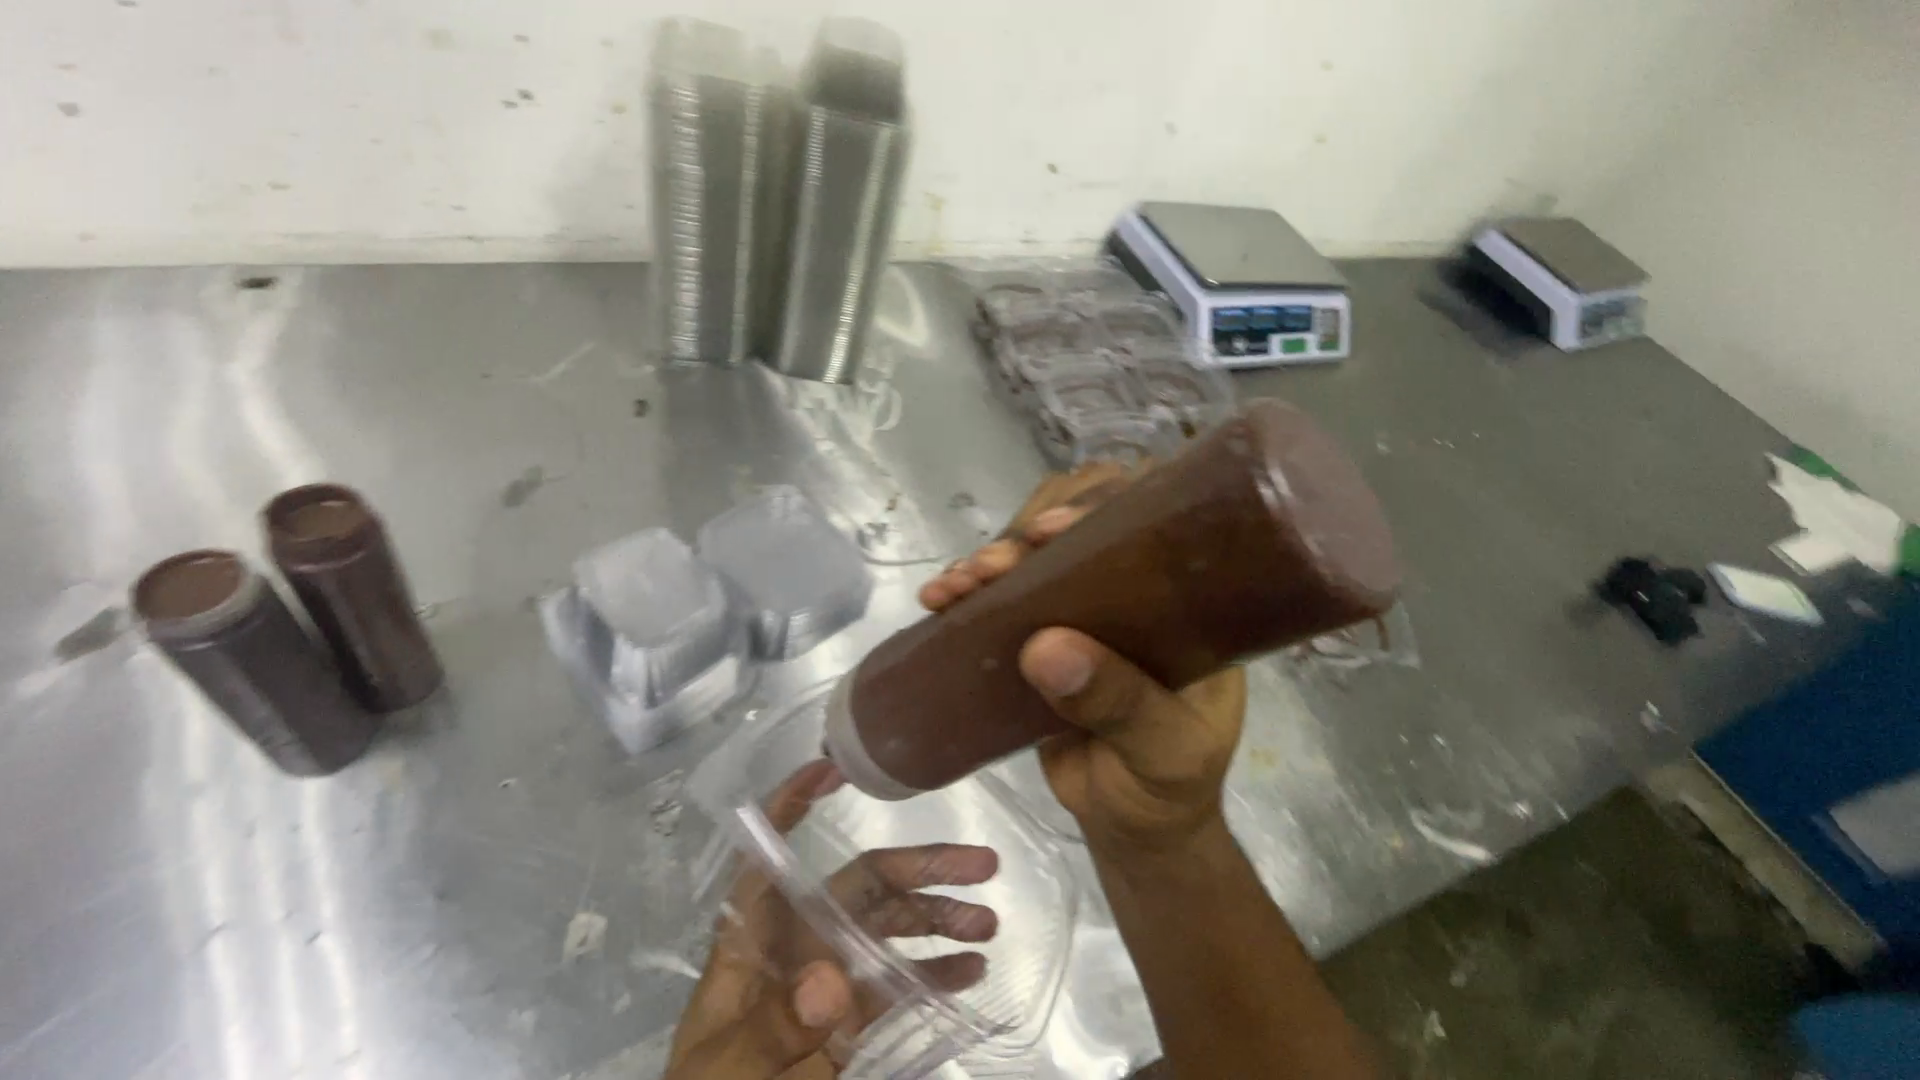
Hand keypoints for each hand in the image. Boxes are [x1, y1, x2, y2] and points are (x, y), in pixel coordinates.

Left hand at [668, 762, 1000, 1077]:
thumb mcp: (729, 1068)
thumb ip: (775, 1024)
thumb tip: (830, 978)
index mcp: (753, 940)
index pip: (769, 859)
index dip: (790, 808)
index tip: (830, 772)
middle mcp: (796, 944)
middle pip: (859, 886)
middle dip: (919, 867)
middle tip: (983, 863)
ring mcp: (828, 979)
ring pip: (889, 928)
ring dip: (938, 919)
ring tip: (987, 921)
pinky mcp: (850, 1020)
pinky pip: (898, 985)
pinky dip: (934, 974)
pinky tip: (972, 970)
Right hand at [919, 466, 1247, 850]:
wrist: (1133, 831)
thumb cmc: (1169, 788)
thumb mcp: (1163, 751)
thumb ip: (1119, 704)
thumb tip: (1045, 647)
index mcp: (1181, 606)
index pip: (1148, 527)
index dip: (1097, 509)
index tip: (1047, 530)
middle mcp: (1130, 598)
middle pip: (1078, 532)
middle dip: (1026, 533)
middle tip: (992, 563)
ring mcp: (1081, 618)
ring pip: (1033, 562)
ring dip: (989, 560)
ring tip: (955, 585)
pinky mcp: (1038, 644)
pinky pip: (1002, 605)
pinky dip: (968, 595)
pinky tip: (938, 600)